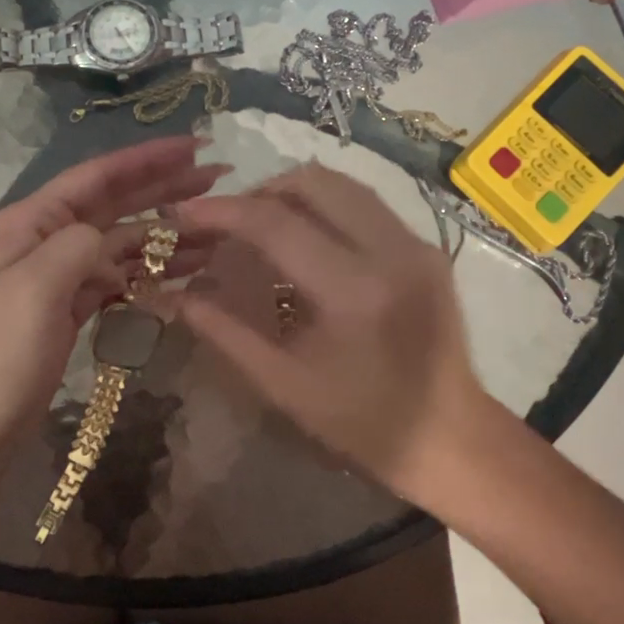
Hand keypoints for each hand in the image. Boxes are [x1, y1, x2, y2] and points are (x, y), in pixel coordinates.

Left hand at [0, 137, 226, 445]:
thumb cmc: (2, 353)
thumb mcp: (36, 288)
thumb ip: (78, 245)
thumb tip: (112, 235)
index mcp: (32, 221)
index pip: (96, 176)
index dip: (146, 160)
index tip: (193, 146)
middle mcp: (47, 238)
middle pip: (114, 202)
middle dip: (164, 189)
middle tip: (218, 178)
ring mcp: (60, 273)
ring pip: (123, 241)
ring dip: (167, 234)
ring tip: (217, 231)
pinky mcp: (73, 306)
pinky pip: (121, 276)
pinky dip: (153, 271)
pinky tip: (187, 270)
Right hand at [174, 163, 484, 496]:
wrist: (451, 440)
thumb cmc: (362, 423)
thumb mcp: (282, 384)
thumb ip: (224, 331)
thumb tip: (172, 295)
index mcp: (354, 292)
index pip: (275, 224)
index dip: (220, 212)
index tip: (181, 214)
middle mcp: (391, 251)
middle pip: (311, 183)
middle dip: (256, 194)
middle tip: (224, 224)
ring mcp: (415, 244)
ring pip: (340, 184)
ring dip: (290, 194)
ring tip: (258, 227)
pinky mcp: (425, 247)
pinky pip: (363, 202)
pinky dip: (321, 206)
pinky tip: (300, 239)